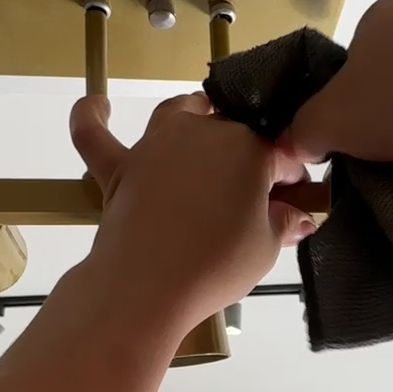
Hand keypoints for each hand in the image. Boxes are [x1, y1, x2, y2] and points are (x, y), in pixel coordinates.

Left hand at [71, 93, 312, 330]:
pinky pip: (96, 133)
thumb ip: (283, 223)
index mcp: (248, 146)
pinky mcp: (119, 166)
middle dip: (250, 155)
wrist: (148, 286)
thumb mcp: (265, 248)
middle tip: (253, 197)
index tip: (294, 204)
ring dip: (197, 120)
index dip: (291, 179)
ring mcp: (157, 144)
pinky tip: (98, 105)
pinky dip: (93, 118)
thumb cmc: (215, 265)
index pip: (281, 155)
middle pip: (234, 130)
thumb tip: (299, 217)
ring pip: (180, 113)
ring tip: (207, 143)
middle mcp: (202, 131)